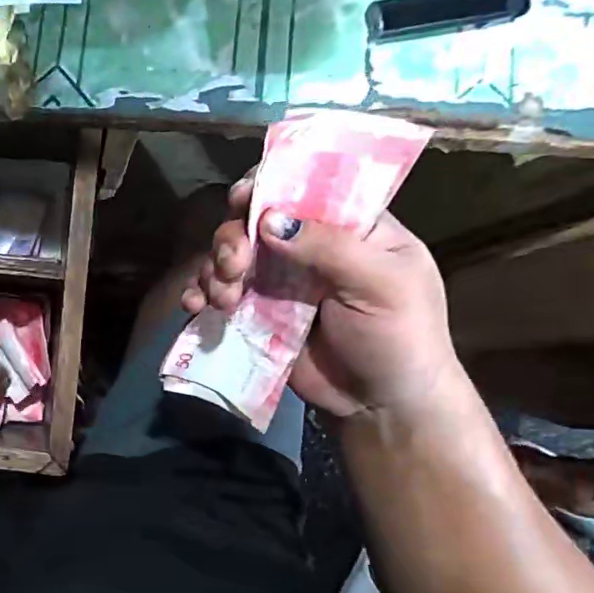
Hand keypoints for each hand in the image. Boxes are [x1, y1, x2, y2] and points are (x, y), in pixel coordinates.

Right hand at [179, 177, 461, 418]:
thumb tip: (268, 219)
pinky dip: (201, 294)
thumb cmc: (399, 338)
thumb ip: (329, 247)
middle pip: (253, 220)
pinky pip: (221, 293)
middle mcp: (307, 246)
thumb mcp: (381, 284)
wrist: (381, 407)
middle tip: (233, 267)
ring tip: (223, 300)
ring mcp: (278, 281)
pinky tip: (194, 306)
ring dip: (215, 270)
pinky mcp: (257, 314)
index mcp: (348, 226)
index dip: (267, 185)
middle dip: (232, 238)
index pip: (302, 187)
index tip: (242, 199)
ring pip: (230, 256)